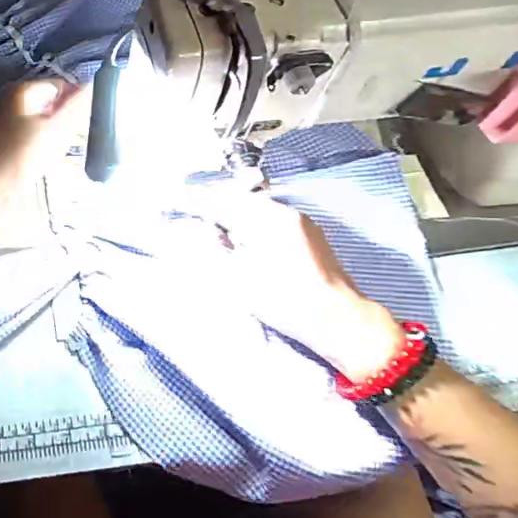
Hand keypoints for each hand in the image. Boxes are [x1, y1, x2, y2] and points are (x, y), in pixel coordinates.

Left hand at [0, 79, 86, 233]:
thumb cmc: (17, 156)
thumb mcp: (53, 130)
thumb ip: (76, 105)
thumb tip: (95, 83)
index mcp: (23, 90)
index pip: (63, 85)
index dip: (78, 102)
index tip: (87, 122)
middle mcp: (14, 101)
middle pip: (55, 106)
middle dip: (68, 124)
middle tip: (69, 141)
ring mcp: (9, 122)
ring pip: (48, 126)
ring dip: (57, 140)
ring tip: (54, 155)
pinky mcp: (8, 144)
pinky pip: (36, 141)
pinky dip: (44, 151)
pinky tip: (42, 164)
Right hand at [207, 197, 404, 379]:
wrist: (338, 319)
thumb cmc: (284, 299)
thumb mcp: (236, 277)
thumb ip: (212, 248)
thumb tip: (198, 230)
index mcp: (266, 216)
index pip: (223, 200)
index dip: (198, 201)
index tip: (179, 198)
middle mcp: (286, 212)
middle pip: (243, 202)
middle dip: (219, 208)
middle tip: (196, 215)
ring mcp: (303, 224)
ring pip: (261, 213)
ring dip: (239, 219)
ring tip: (220, 232)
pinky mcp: (313, 240)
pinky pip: (277, 224)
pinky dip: (258, 229)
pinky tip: (250, 245)